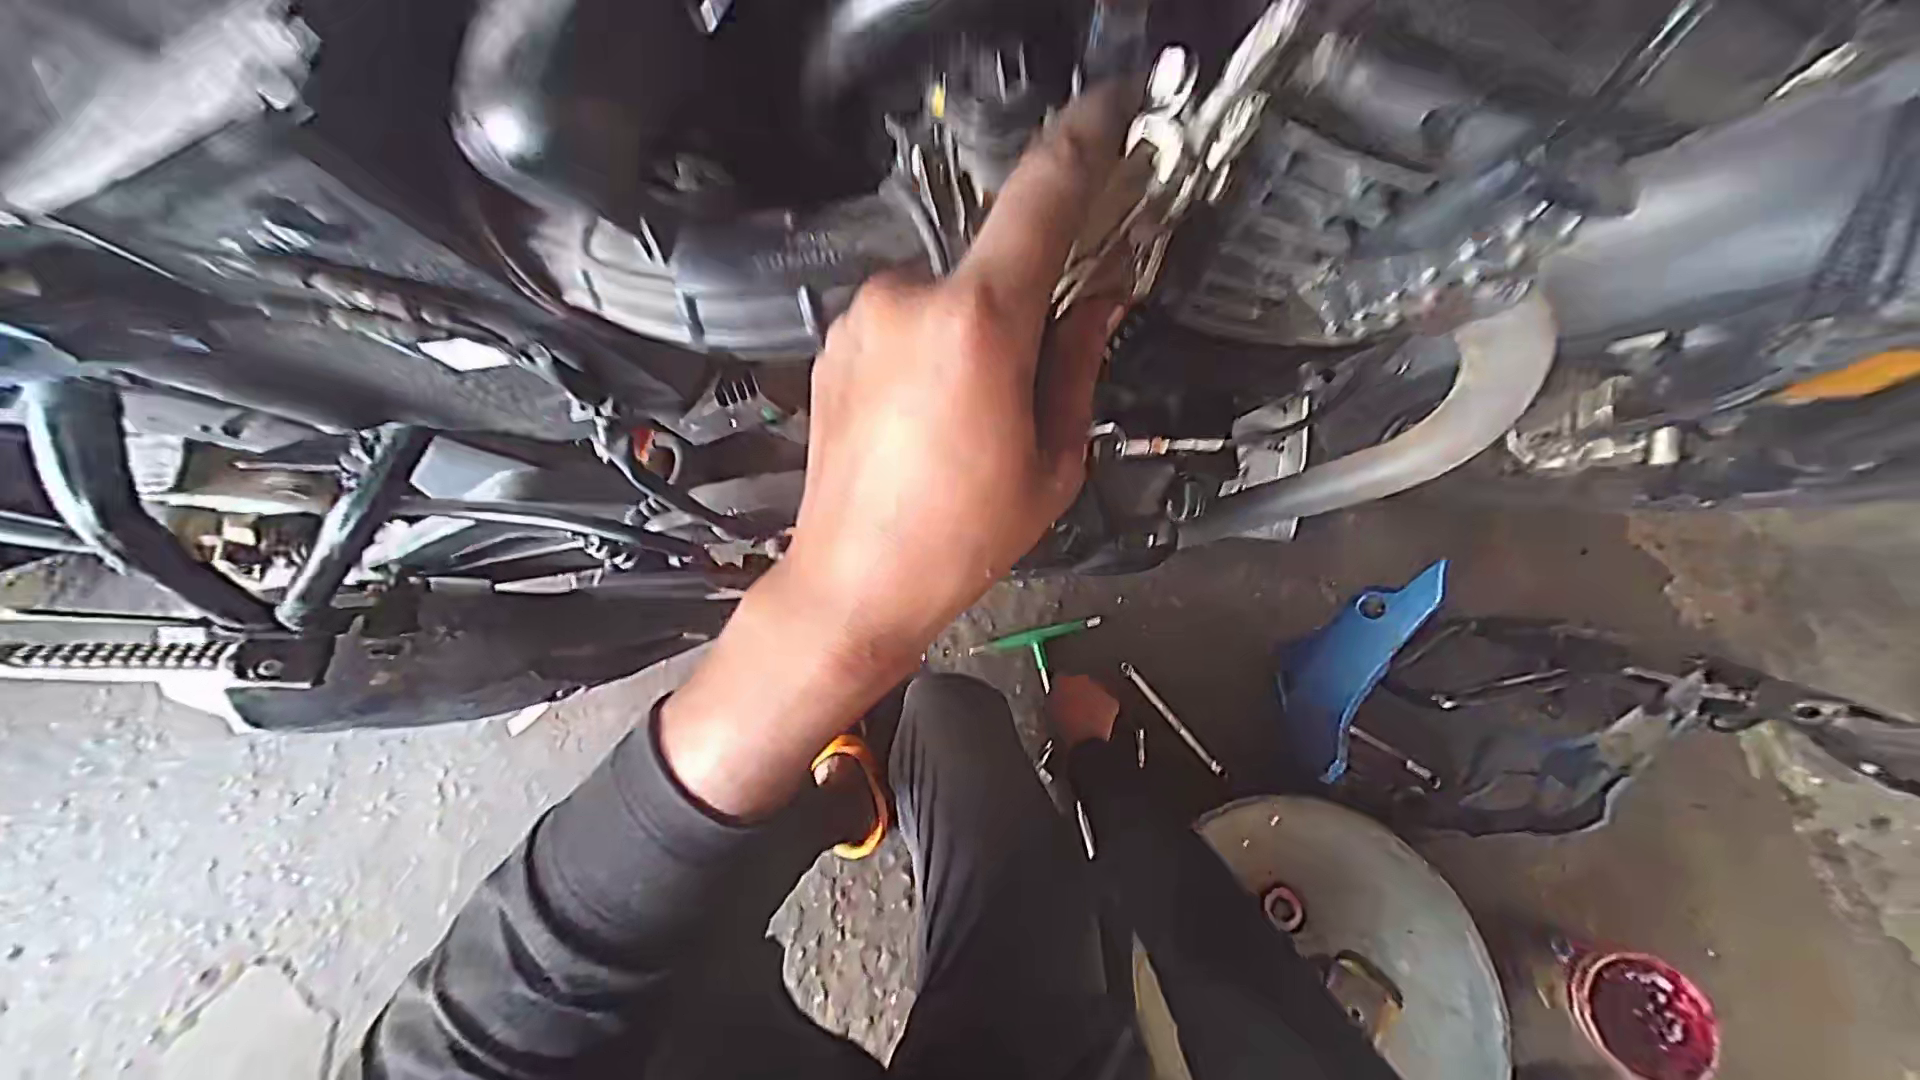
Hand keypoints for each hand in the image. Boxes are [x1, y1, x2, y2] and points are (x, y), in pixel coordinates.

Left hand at [781, 86, 1135, 662]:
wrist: (858, 580)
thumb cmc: (950, 538)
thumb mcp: (1052, 459)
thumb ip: (1079, 362)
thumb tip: (1097, 305)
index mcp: (977, 325)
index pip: (1043, 194)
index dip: (1087, 144)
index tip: (1111, 119)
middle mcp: (907, 304)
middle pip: (994, 260)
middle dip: (1027, 301)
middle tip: (1037, 368)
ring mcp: (862, 323)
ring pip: (948, 294)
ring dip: (976, 331)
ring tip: (973, 414)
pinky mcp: (838, 346)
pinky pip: (906, 319)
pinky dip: (932, 345)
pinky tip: (933, 414)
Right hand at [1047, 674, 1121, 747]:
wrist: (1085, 741)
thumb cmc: (1064, 729)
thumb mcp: (1049, 713)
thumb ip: (1052, 700)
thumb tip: (1055, 699)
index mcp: (1062, 681)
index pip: (1059, 679)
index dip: (1060, 690)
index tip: (1060, 697)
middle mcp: (1081, 679)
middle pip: (1079, 682)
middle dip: (1077, 692)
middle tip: (1074, 707)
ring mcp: (1099, 689)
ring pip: (1094, 691)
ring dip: (1091, 699)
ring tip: (1086, 716)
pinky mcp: (1111, 700)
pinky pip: (1107, 702)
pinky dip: (1103, 709)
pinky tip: (1098, 721)